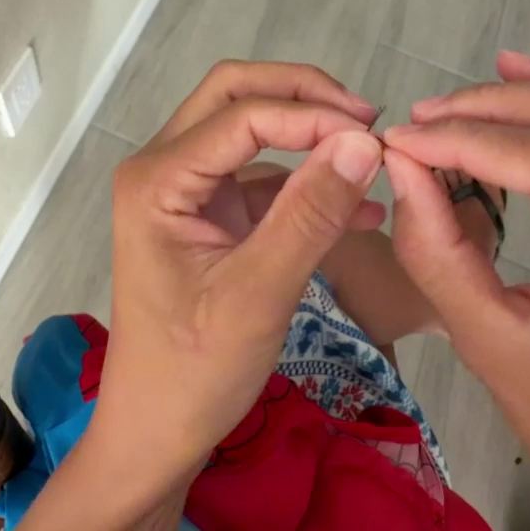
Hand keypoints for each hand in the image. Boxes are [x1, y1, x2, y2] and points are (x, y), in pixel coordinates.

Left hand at [21, 61, 382, 527]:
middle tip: (365, 120)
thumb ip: (309, 216)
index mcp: (157, 178)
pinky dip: (305, 181)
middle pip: (235, 96)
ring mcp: (185, 187)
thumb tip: (364, 143)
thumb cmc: (193, 372)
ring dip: (306, 131)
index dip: (311, 116)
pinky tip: (359, 205)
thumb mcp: (257, 295)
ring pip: (248, 127)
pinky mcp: (208, 213)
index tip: (375, 140)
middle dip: (301, 96)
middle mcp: (163, 167)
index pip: (242, 115)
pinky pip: (259, 176)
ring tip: (369, 154)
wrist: (154, 434)